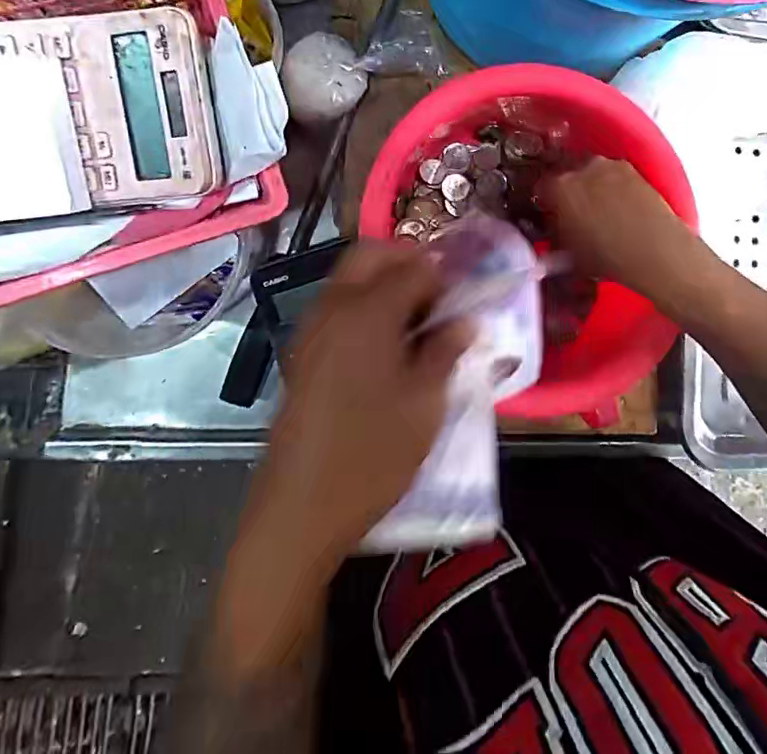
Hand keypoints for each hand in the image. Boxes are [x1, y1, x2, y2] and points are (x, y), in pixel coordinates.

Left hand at [209, 243, 470, 684]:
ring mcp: (310, 333)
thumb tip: (463, 321)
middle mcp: (332, 310)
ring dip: (385, 283)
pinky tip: (389, 346)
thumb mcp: (426, 402)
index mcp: (366, 313)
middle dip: (407, 261)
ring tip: (420, 321)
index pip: (413, 266)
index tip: (466, 295)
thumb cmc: (373, 454)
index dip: (445, 274)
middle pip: (369, 256)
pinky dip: (366, 307)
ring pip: (349, 280)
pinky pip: (337, 310)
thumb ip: (446, 350)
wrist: (300, 511)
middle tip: (440, 293)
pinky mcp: (302, 358)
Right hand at [539, 157, 702, 297]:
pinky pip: (615, 176)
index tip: (549, 213)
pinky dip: (614, 187)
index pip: (541, 187)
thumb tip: (557, 230)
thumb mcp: (571, 254)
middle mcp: (583, 167)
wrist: (655, 249)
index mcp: (560, 186)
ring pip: (593, 172)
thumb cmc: (607, 256)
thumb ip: (557, 236)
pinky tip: (621, 207)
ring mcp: (612, 166)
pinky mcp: (635, 170)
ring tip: (601, 209)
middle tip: (574, 211)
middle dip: (569, 189)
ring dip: (593, 185)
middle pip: (568, 174)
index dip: (545, 201)